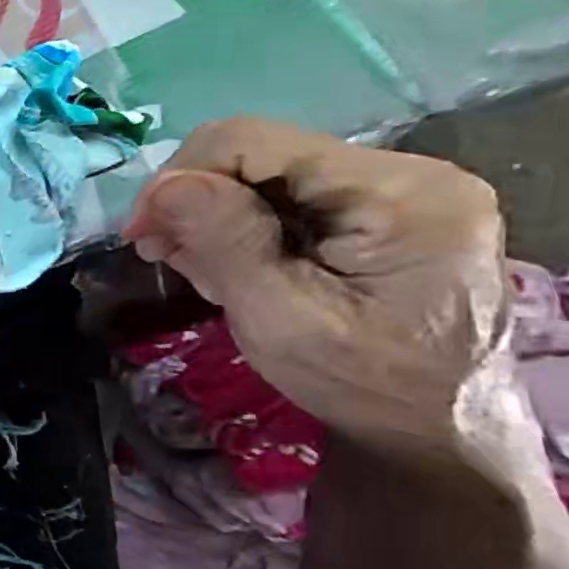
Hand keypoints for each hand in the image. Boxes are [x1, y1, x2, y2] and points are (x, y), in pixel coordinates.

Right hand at [122, 118, 513, 455]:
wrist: (428, 426)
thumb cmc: (357, 380)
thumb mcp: (280, 316)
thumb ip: (227, 242)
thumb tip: (164, 185)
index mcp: (395, 191)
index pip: (251, 142)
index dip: (179, 177)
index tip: (140, 234)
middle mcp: (402, 172)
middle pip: (252, 154)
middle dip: (190, 201)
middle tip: (160, 254)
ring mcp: (389, 189)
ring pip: (256, 174)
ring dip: (207, 217)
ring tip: (200, 270)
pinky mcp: (373, 209)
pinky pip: (276, 195)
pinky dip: (234, 226)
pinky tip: (227, 264)